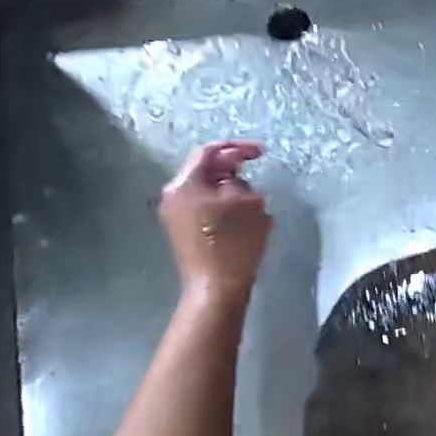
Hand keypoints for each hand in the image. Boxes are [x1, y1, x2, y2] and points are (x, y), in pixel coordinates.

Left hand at [158, 141, 271, 298]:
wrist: (216, 288)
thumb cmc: (233, 242)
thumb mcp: (247, 202)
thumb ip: (240, 181)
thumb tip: (233, 182)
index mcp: (185, 184)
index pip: (209, 152)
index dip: (237, 147)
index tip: (261, 153)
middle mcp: (174, 196)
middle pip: (205, 170)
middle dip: (233, 169)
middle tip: (256, 171)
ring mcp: (176, 216)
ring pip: (207, 190)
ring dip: (232, 189)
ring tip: (255, 200)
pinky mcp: (184, 233)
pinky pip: (206, 208)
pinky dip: (225, 206)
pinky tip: (245, 218)